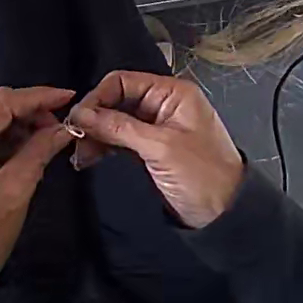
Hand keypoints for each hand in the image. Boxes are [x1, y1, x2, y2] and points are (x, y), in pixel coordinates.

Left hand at [0, 86, 76, 284]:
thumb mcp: (16, 190)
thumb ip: (39, 150)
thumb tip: (64, 127)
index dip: (36, 97)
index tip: (68, 96)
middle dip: (29, 111)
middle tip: (61, 124)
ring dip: (20, 123)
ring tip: (48, 137)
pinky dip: (7, 136)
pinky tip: (29, 145)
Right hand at [66, 71, 244, 227]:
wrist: (229, 220)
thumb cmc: (202, 176)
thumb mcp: (159, 148)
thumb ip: (117, 127)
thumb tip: (79, 114)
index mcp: (171, 93)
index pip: (121, 82)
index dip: (97, 98)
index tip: (78, 119)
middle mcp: (160, 104)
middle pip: (113, 100)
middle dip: (92, 119)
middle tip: (74, 139)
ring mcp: (153, 126)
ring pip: (111, 121)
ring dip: (93, 135)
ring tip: (80, 155)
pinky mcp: (147, 147)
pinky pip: (117, 138)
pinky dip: (101, 146)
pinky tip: (87, 158)